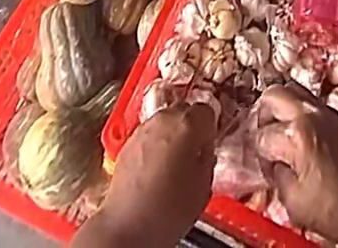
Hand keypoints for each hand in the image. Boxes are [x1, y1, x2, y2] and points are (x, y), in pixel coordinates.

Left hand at [75, 103, 217, 247]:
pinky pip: (148, 135)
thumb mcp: (203, 186)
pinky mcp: (127, 142)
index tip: (207, 146)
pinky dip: (153, 145)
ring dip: (171, 136)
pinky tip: (154, 170)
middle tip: (191, 155)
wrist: (128, 227)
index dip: (209, 130)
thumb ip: (207, 159)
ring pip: (165, 122)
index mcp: (189, 124)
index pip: (207, 111)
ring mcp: (144, 129)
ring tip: (171, 164)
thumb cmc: (168, 209)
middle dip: (190, 129)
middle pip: (184, 112)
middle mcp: (165, 119)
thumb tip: (204, 154)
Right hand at [252, 87, 337, 247]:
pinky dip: (297, 110)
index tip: (266, 168)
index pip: (263, 135)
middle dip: (262, 115)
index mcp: (297, 134)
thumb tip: (274, 165)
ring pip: (292, 89)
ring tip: (278, 131)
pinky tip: (297, 134)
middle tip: (263, 137)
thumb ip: (277, 177)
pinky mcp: (336, 116)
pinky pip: (308, 99)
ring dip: (280, 107)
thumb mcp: (295, 203)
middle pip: (273, 95)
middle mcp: (310, 114)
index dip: (260, 155)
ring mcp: (325, 111)